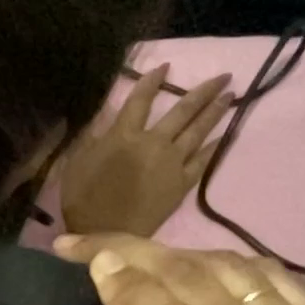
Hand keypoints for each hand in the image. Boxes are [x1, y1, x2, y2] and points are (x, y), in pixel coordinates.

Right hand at [27, 235, 304, 304]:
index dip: (131, 285)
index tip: (88, 260)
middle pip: (201, 286)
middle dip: (138, 256)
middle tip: (87, 244)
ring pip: (232, 270)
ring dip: (174, 256)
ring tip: (127, 258)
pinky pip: (266, 274)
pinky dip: (218, 265)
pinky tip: (181, 270)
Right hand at [58, 66, 233, 237]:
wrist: (104, 236)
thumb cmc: (82, 202)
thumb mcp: (75, 167)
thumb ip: (91, 140)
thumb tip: (104, 118)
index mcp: (124, 136)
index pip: (141, 99)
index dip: (153, 81)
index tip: (165, 67)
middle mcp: (154, 142)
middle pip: (184, 109)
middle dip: (204, 90)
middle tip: (223, 77)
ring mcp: (173, 161)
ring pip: (199, 129)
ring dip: (216, 110)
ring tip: (230, 97)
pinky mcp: (182, 183)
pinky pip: (203, 160)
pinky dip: (215, 146)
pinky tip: (224, 135)